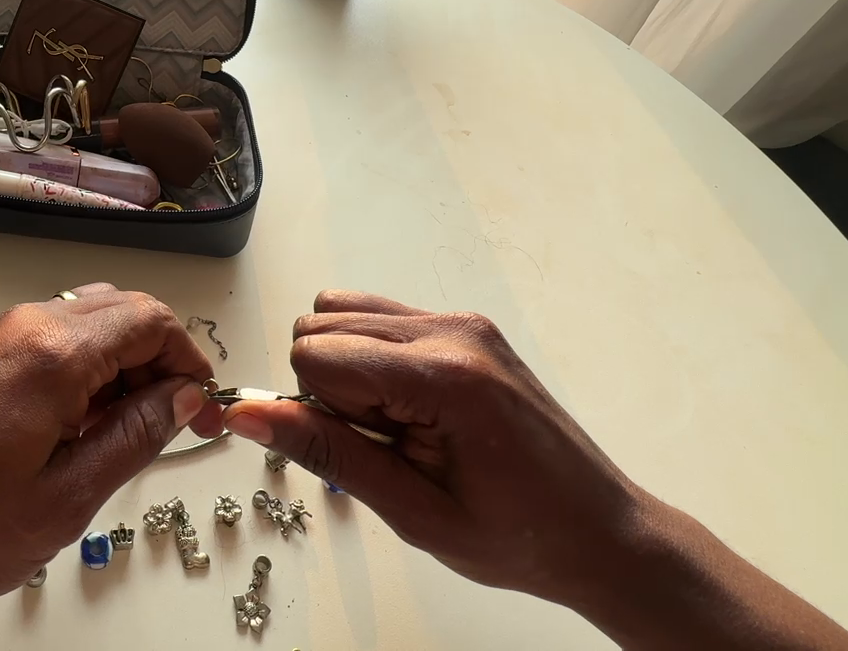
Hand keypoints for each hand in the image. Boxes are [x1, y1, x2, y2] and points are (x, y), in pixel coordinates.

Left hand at [0, 285, 222, 650]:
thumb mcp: (67, 497)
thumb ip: (134, 437)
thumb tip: (183, 398)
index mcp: (54, 354)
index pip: (150, 320)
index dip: (188, 360)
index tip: (202, 409)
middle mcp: (30, 325)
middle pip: (124, 309)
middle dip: (161, 358)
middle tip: (173, 422)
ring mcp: (6, 334)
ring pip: (93, 319)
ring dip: (125, 362)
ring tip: (122, 431)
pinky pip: (60, 336)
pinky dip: (90, 365)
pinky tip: (83, 422)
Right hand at [220, 289, 643, 605]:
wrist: (603, 533)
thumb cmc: (517, 538)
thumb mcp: (411, 512)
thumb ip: (323, 452)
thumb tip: (244, 414)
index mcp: (444, 376)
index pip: (314, 353)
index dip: (319, 408)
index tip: (367, 448)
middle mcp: (450, 328)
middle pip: (319, 324)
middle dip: (328, 385)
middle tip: (383, 439)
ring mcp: (458, 319)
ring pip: (337, 309)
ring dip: (345, 366)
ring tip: (396, 422)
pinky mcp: (462, 322)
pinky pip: (372, 313)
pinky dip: (366, 353)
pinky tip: (404, 401)